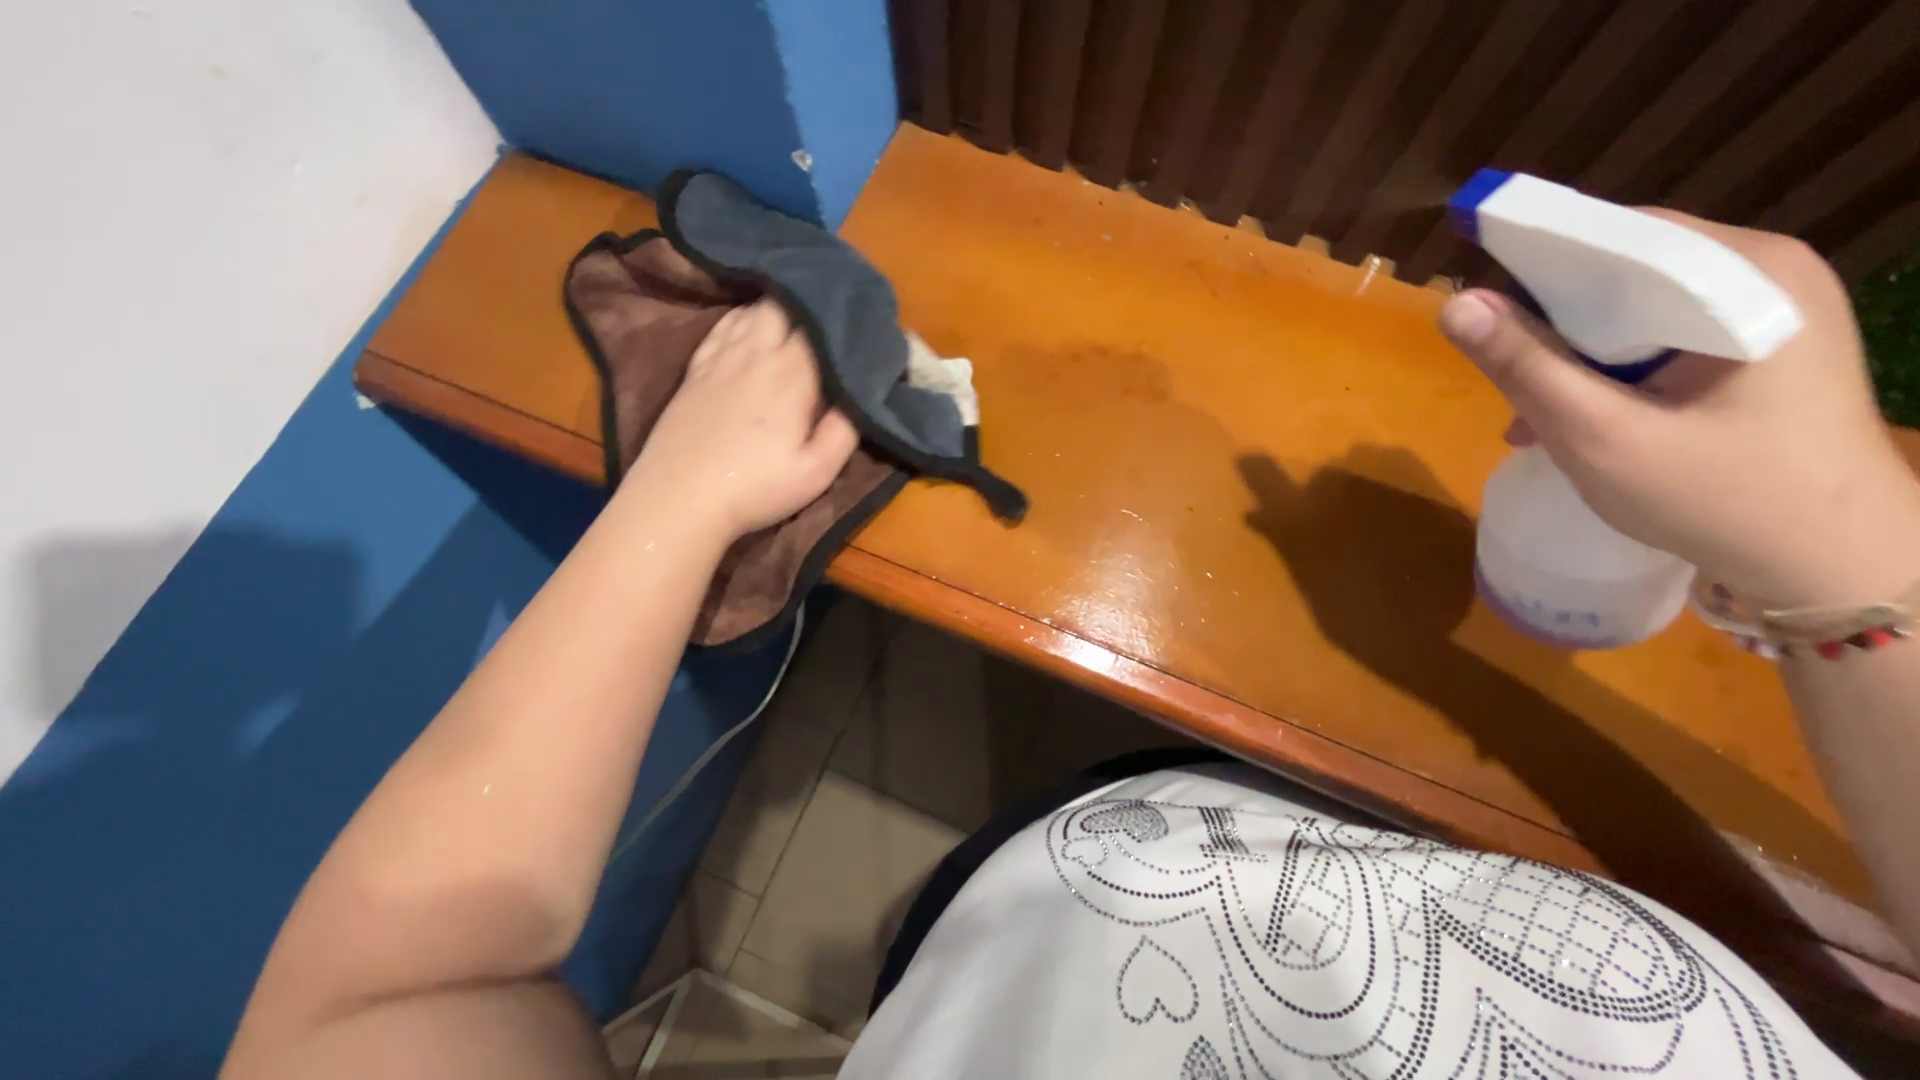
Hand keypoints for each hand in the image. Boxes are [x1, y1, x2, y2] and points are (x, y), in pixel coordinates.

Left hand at [624, 299, 858, 540]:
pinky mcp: (696, 368)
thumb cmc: (756, 488)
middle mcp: (757, 353)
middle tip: (830, 314)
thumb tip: (861, 395)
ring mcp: (721, 357)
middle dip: (809, 303)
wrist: (680, 498)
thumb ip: (844, 430)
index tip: (862, 322)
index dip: (843, 319)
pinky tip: (751, 324)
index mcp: (793, 374)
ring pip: (753, 310)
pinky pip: (723, 325)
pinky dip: (743, 317)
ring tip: (797, 313)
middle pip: (785, 305)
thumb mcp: (816, 472)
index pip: (822, 325)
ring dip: (777, 307)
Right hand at [1439, 212, 1919, 608]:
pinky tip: (1588, 415)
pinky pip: (1668, 334)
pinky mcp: (1769, 343)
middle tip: (1511, 384)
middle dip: (1557, 325)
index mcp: (1748, 276)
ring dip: (1580, 354)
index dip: (1540, 268)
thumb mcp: (1599, 436)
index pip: (1619, 237)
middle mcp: (1769, 273)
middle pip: (1629, 272)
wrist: (1833, 564)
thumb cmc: (1721, 499)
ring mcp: (1776, 308)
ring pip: (1642, 307)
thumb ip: (1526, 367)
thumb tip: (1453, 304)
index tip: (1483, 315)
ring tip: (1538, 414)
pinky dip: (1617, 368)